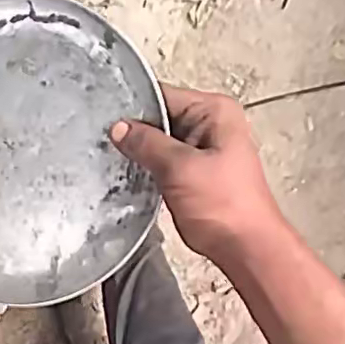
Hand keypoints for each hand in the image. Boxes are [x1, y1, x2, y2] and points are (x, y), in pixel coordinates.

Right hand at [111, 83, 284, 266]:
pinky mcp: (192, 173)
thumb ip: (146, 143)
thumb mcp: (180, 167)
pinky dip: (146, 167)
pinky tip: (126, 174)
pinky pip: (161, 161)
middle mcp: (209, 125)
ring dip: (139, 152)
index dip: (133, 106)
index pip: (163, 96)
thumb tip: (118, 127)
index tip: (102, 117)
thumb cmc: (224, 205)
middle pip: (158, 117)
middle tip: (99, 141)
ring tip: (109, 158)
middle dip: (133, 131)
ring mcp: (201, 150)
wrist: (244, 247)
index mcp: (214, 112)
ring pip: (158, 141)